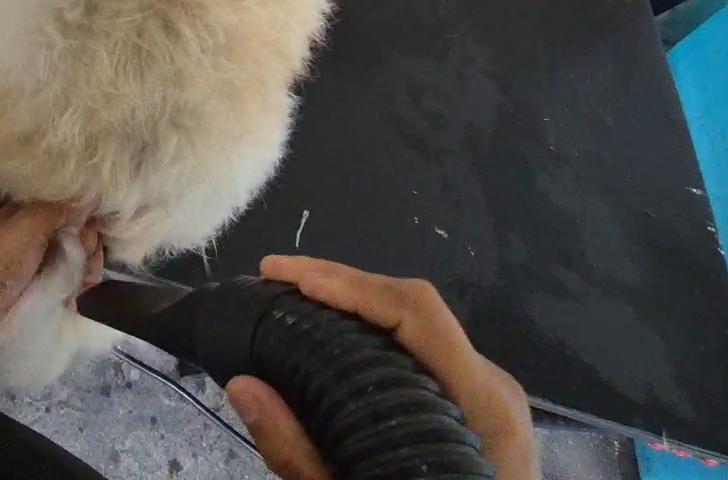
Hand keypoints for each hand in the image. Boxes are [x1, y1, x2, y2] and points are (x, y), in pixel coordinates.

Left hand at [0, 203, 101, 344]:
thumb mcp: (28, 224)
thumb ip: (59, 208)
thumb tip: (92, 197)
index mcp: (37, 210)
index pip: (77, 206)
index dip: (89, 218)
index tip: (88, 233)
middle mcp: (45, 232)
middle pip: (85, 234)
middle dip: (89, 249)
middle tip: (80, 262)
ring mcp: (48, 261)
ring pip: (83, 260)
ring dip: (87, 272)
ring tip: (79, 284)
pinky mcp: (49, 287)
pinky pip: (76, 283)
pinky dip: (80, 289)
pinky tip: (75, 296)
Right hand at [224, 256, 539, 479]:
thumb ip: (300, 455)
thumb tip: (241, 388)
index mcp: (479, 408)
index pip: (418, 314)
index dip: (355, 288)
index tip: (297, 283)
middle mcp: (486, 383)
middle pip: (408, 303)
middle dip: (336, 279)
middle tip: (272, 273)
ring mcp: (479, 384)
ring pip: (408, 314)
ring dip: (346, 294)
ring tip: (287, 287)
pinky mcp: (464, 391)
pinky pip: (410, 337)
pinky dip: (362, 319)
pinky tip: (324, 321)